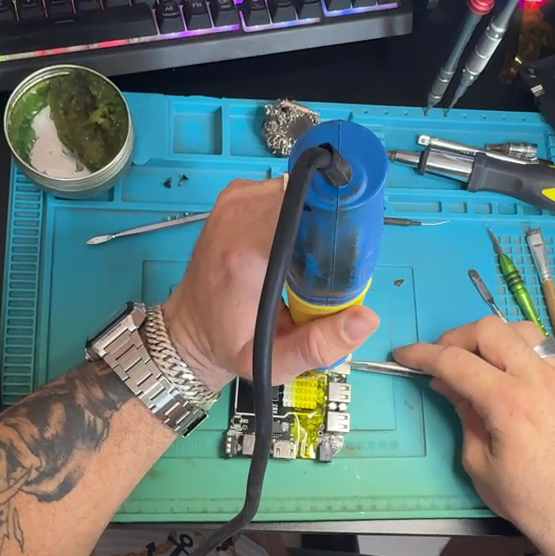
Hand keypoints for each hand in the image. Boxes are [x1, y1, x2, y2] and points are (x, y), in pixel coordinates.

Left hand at [163, 177, 379, 386]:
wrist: (188, 331)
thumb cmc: (228, 345)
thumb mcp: (273, 362)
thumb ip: (319, 345)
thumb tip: (366, 319)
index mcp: (245, 252)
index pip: (310, 211)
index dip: (338, 230)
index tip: (347, 262)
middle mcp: (237, 215)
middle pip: (309, 200)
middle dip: (329, 231)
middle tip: (329, 272)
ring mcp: (235, 200)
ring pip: (299, 194)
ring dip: (313, 223)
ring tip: (309, 265)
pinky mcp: (236, 196)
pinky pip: (283, 194)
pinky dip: (296, 216)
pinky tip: (291, 251)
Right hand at [392, 317, 554, 555]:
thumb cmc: (527, 500)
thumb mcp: (478, 462)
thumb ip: (464, 415)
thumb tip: (448, 385)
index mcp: (509, 402)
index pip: (456, 361)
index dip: (423, 355)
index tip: (403, 356)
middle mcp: (536, 379)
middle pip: (489, 329)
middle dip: (455, 338)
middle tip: (438, 361)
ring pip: (518, 330)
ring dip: (488, 337)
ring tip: (470, 362)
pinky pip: (537, 348)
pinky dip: (511, 348)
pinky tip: (499, 372)